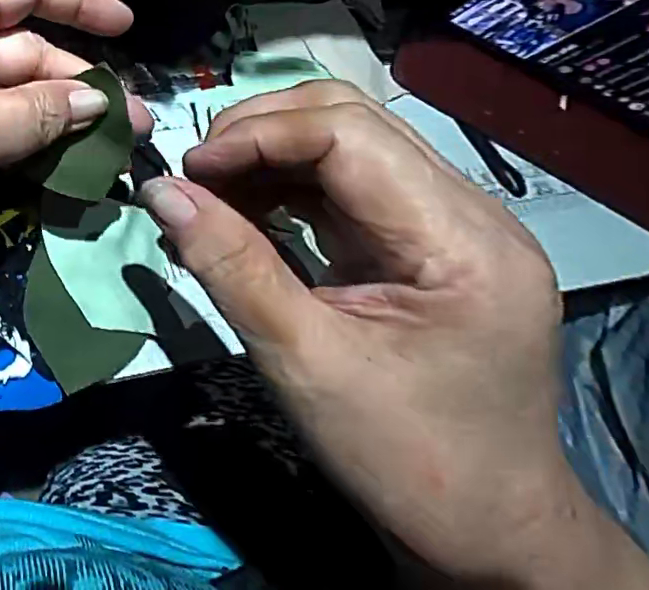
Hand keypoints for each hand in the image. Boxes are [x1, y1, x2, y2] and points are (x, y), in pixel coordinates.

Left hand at [0, 0, 148, 283]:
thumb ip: (41, 114)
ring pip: (10, 91)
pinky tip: (59, 166)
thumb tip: (100, 104)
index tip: (126, 27)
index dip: (82, 0)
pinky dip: (22, 141)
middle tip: (131, 127)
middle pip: (27, 46)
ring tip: (106, 154)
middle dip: (79, 84)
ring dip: (55, 120)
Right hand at [138, 81, 648, 587]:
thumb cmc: (406, 460)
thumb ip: (230, 267)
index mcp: (461, 240)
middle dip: (261, 133)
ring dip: (270, 152)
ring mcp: (451, 217)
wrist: (487, 530)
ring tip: (212, 191)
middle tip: (198, 176)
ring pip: (347, 138)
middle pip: (350, 118)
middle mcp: (469, 209)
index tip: (191, 168)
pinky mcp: (425, 234)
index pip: (349, 134)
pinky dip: (288, 182)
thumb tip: (161, 192)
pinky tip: (246, 207)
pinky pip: (347, 178)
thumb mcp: (304, 363)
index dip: (260, 136)